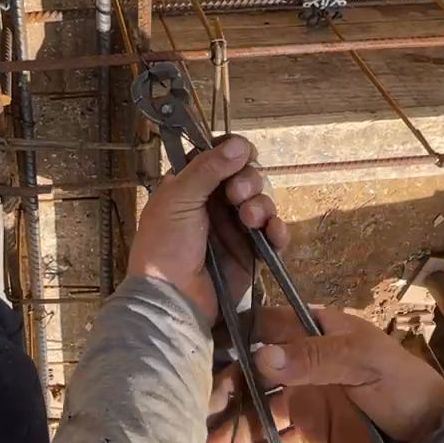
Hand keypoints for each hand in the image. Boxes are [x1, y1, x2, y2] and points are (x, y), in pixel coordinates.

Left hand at [126, 135, 285, 324]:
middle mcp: (214, 204)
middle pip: (246, 177)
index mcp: (191, 186)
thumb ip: (208, 169)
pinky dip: (278, 230)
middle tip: (237, 194)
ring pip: (262, 203)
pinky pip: (274, 235)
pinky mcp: (251, 254)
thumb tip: (240, 143)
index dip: (233, 153)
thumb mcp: (178, 199)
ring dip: (261, 205)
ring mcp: (234, 230)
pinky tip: (272, 233)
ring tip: (250, 219)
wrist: (172, 299)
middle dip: (248, 181)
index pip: (220, 159)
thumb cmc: (165, 245)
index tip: (242, 153)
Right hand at [206, 306, 443, 442]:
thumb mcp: (363, 361)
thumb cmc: (402, 385)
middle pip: (253, 376)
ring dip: (236, 431)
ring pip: (260, 415)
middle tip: (204, 416)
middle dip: (228, 394)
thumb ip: (313, 357)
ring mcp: (306, 406)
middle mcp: (302, 367)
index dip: (235, 337)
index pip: (265, 327)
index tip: (203, 354)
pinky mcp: (312, 442)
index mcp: (314, 334)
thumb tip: (260, 357)